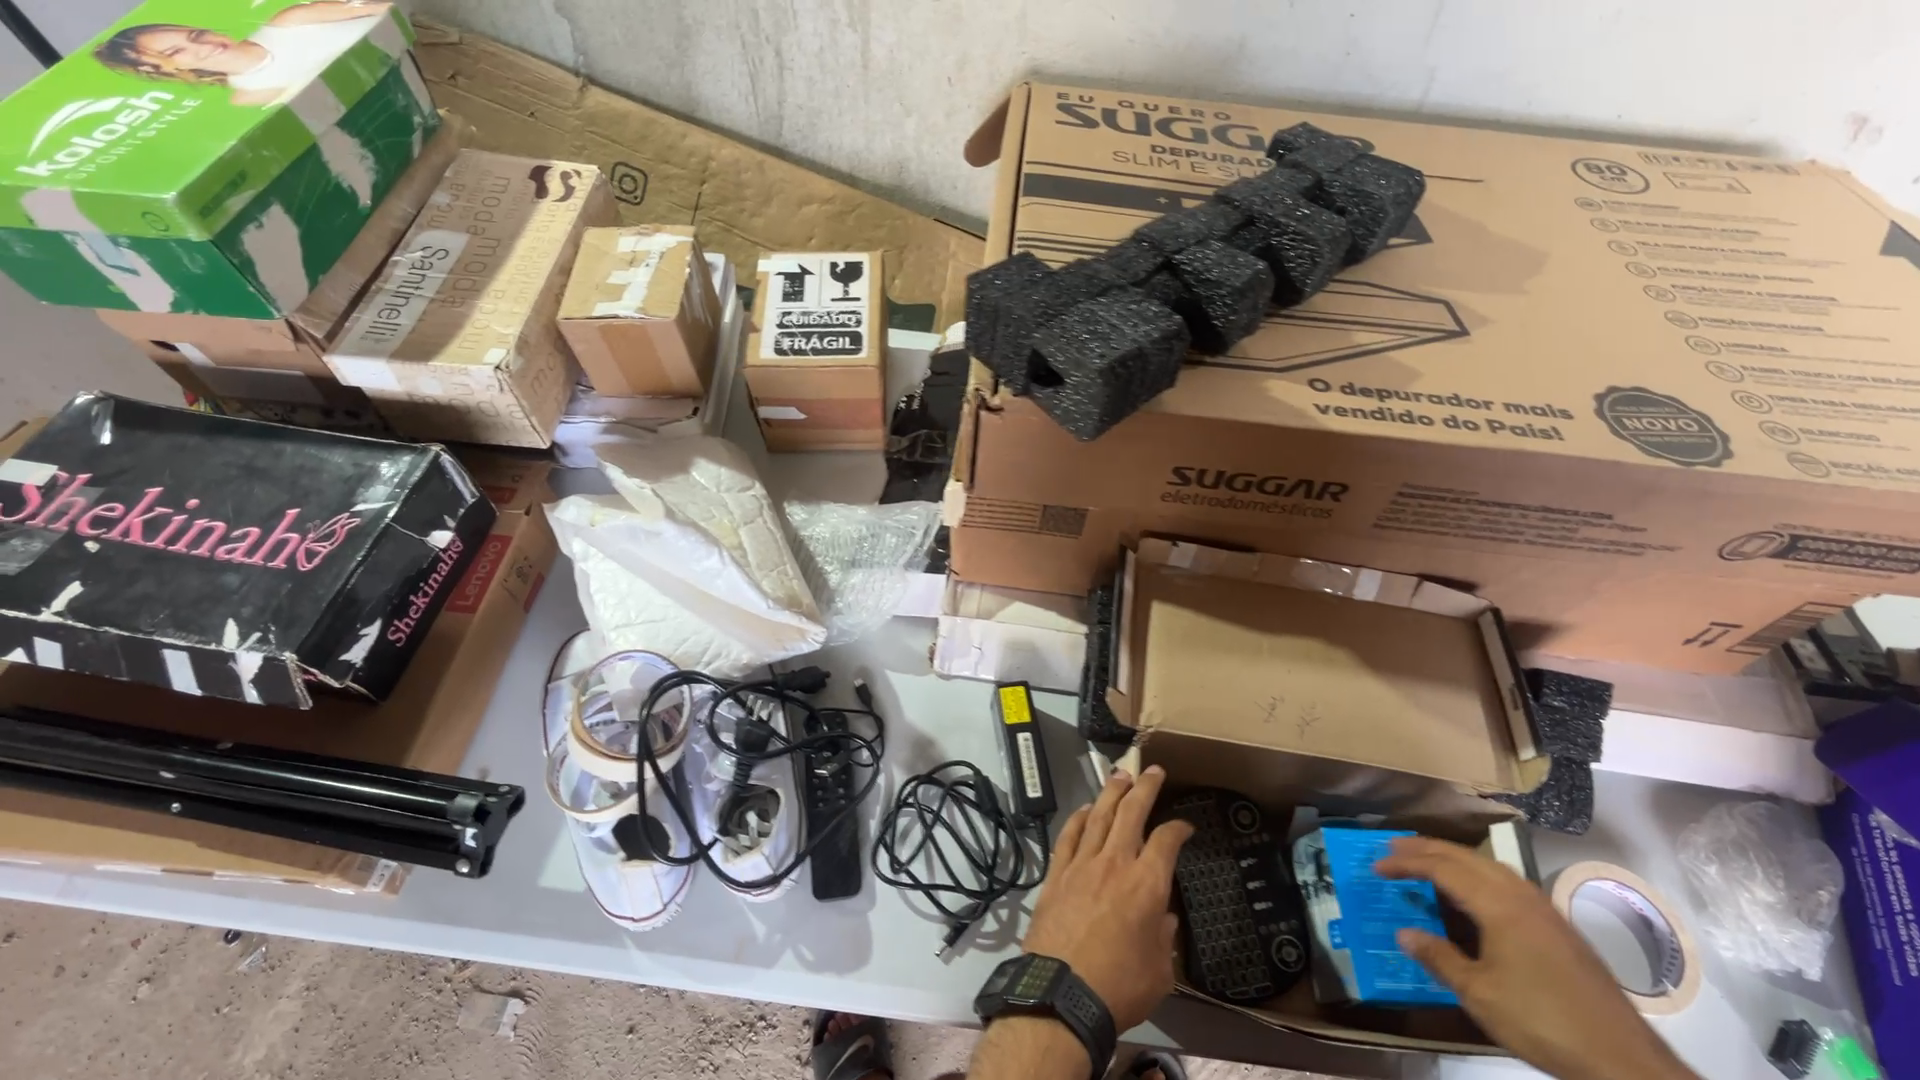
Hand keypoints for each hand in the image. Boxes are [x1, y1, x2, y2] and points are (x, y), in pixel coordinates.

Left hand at [1022, 765, 1192, 1031]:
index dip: (1179, 828)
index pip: (1167, 841)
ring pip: (1099, 817)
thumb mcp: (1159, 971)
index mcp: (1147, 884)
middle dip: (1144, 787)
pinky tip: (1086, 810)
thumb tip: (1163, 918)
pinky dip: (1079, 819)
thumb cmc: (1119, 987)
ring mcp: (1081, 866)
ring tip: (1119, 776)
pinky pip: (1068, 837)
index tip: (1185, 825)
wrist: (1060, 996)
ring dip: (1111, 794)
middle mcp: (1115, 864)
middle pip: (1131, 812)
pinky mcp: (1055, 875)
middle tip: (1152, 770)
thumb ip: (1164, 939)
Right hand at [1375, 837, 1699, 1079]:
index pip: (1443, 869)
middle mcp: (1522, 896)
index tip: (1376, 867)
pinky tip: (1474, 893)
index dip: (1407, 864)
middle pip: (1468, 858)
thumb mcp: (1478, 994)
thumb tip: (1405, 933)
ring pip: (1492, 867)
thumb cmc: (1541, 1020)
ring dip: (1456, 859)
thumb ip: (1439, 958)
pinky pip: (1508, 883)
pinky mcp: (1558, 927)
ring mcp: (1545, 910)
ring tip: (1429, 861)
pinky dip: (1479, 875)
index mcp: (1499, 905)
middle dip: (1428, 849)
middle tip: (1394, 848)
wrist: (1620, 1056)